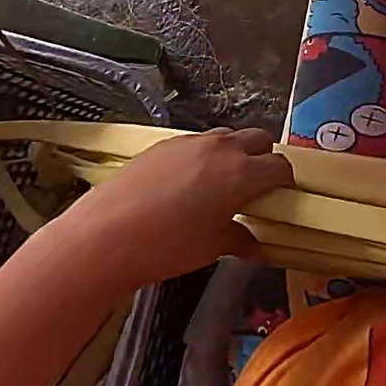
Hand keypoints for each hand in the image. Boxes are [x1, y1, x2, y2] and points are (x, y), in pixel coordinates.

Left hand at [36, 128, 292, 299]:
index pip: (280, 166)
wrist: (101, 239)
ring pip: (228, 137)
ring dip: (234, 153)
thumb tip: (255, 241)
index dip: (284, 180)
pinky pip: (197, 142)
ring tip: (220, 182)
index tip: (280, 195)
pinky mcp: (164, 144)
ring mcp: (192, 142)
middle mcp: (223, 149)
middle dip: (263, 158)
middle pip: (259, 139)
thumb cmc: (166, 247)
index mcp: (243, 174)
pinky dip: (204, 156)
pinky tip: (186, 183)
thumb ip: (241, 238)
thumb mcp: (212, 248)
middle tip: (255, 185)